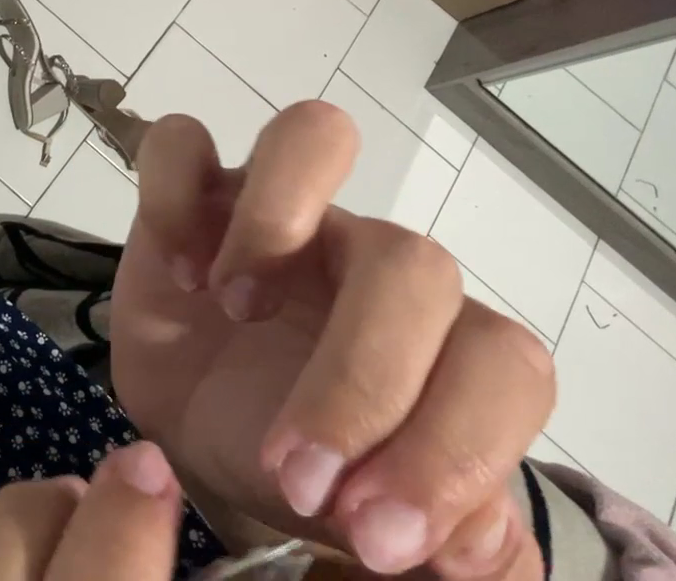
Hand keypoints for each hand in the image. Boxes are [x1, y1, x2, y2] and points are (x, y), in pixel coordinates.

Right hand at [111, 103, 554, 578]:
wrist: (191, 421)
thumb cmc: (284, 460)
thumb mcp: (354, 517)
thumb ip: (440, 535)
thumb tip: (478, 545)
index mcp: (434, 339)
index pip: (501, 362)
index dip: (455, 450)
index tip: (373, 534)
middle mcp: (363, 255)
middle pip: (412, 262)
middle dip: (360, 382)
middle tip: (293, 473)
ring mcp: (273, 207)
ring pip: (314, 136)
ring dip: (275, 225)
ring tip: (232, 305)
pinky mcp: (190, 188)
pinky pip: (182, 141)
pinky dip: (174, 194)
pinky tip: (174, 269)